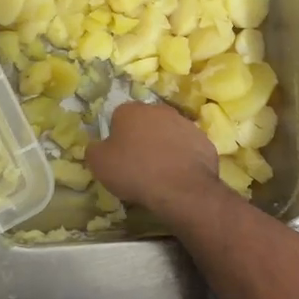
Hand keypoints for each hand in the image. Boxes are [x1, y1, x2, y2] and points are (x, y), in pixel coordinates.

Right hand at [85, 101, 223, 217]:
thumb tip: (99, 145)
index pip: (118, 117)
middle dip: (141, 137)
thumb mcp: (99, 164)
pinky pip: (187, 147)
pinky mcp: (203, 140)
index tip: (118, 155)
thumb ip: (94, 148)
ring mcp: (185, 123)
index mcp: (130, 110)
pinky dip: (182, 157)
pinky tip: (178, 175)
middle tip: (138, 163)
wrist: (180, 189)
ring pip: (168, 133)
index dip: (116, 136)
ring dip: (163, 146)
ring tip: (160, 171)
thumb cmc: (134, 172)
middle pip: (145, 122)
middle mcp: (159, 110)